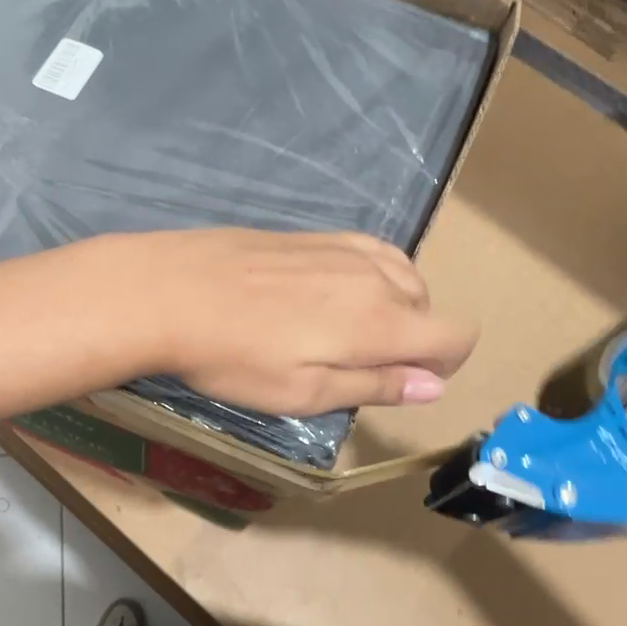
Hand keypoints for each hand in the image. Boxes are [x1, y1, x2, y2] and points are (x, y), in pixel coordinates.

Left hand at [85, 229, 478, 416]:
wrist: (169, 291)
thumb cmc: (234, 357)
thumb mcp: (305, 392)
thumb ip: (376, 385)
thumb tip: (434, 385)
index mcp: (380, 322)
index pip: (457, 333)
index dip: (446, 364)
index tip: (405, 381)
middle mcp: (374, 276)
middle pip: (428, 306)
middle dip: (411, 339)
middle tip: (355, 365)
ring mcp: (343, 248)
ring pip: (401, 274)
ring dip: (392, 306)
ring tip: (341, 331)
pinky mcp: (313, 234)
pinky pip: (370, 251)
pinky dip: (371, 275)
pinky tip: (330, 292)